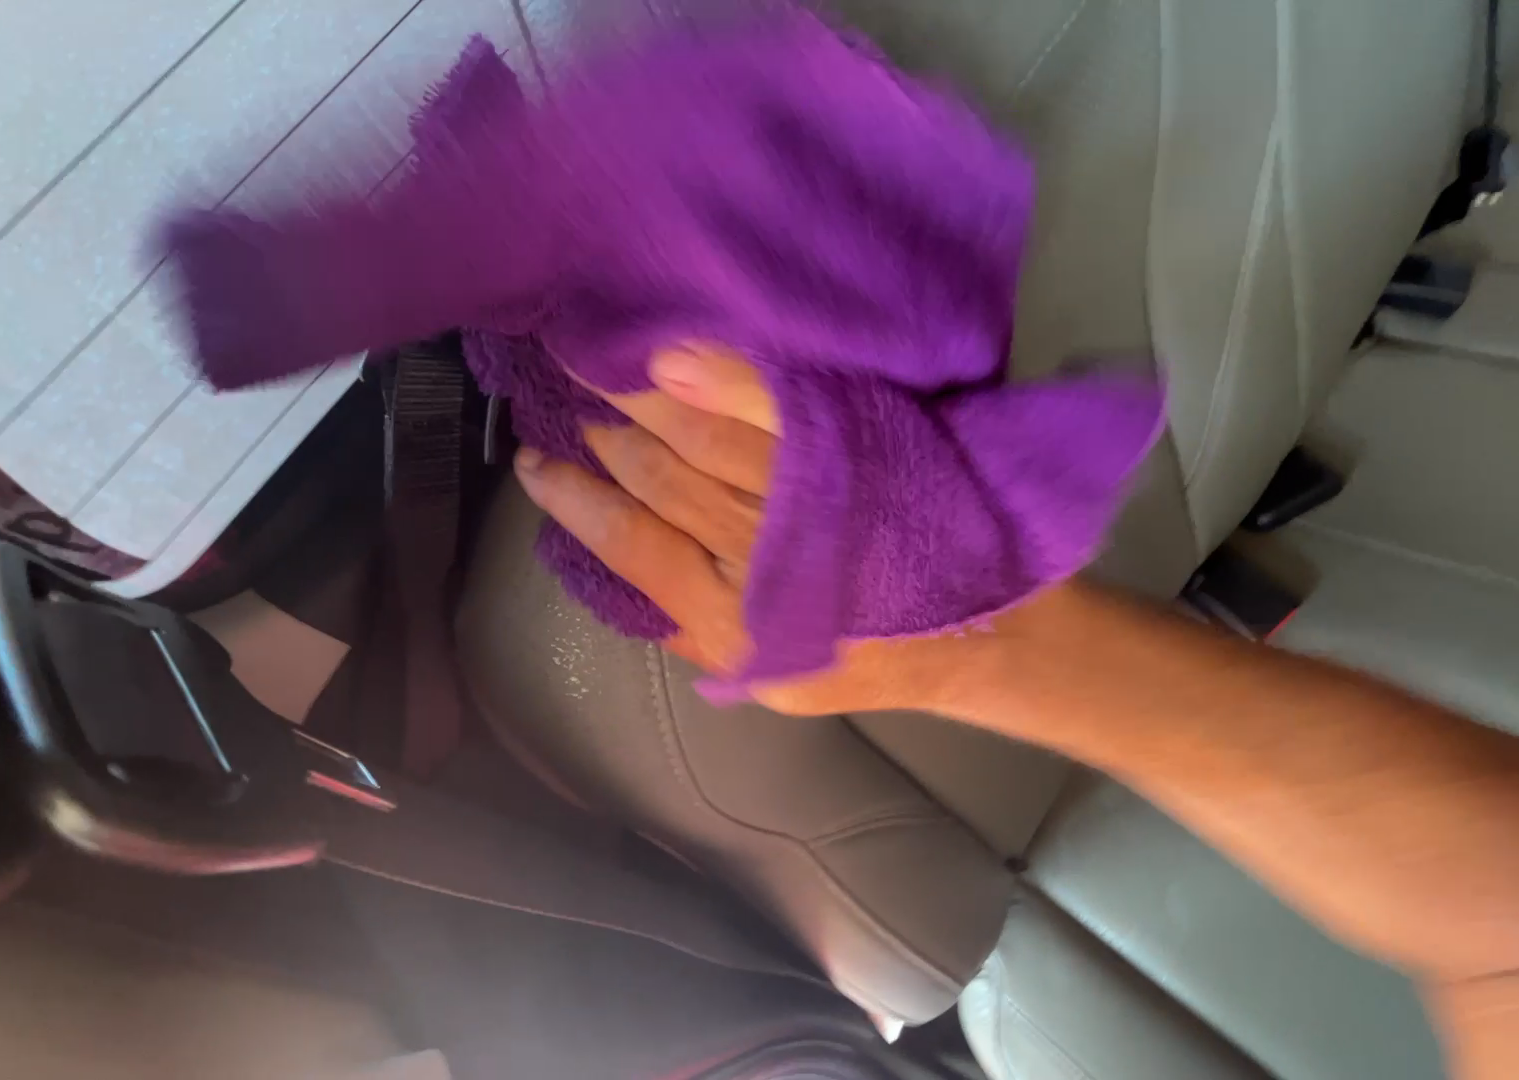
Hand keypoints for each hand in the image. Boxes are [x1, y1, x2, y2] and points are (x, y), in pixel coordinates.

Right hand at [512, 344, 1041, 715]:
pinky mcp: (862, 462)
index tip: (535, 464)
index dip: (579, 503)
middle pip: (670, 482)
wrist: (983, 634)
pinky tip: (686, 358)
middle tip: (571, 387)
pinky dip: (731, 383)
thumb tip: (626, 571)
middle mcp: (768, 563)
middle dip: (613, 435)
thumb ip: (695, 633)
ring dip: (653, 402)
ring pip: (714, 442)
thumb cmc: (864, 661)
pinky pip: (785, 413)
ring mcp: (815, 507)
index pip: (636, 549)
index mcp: (737, 626)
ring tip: (610, 366)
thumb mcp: (770, 677)